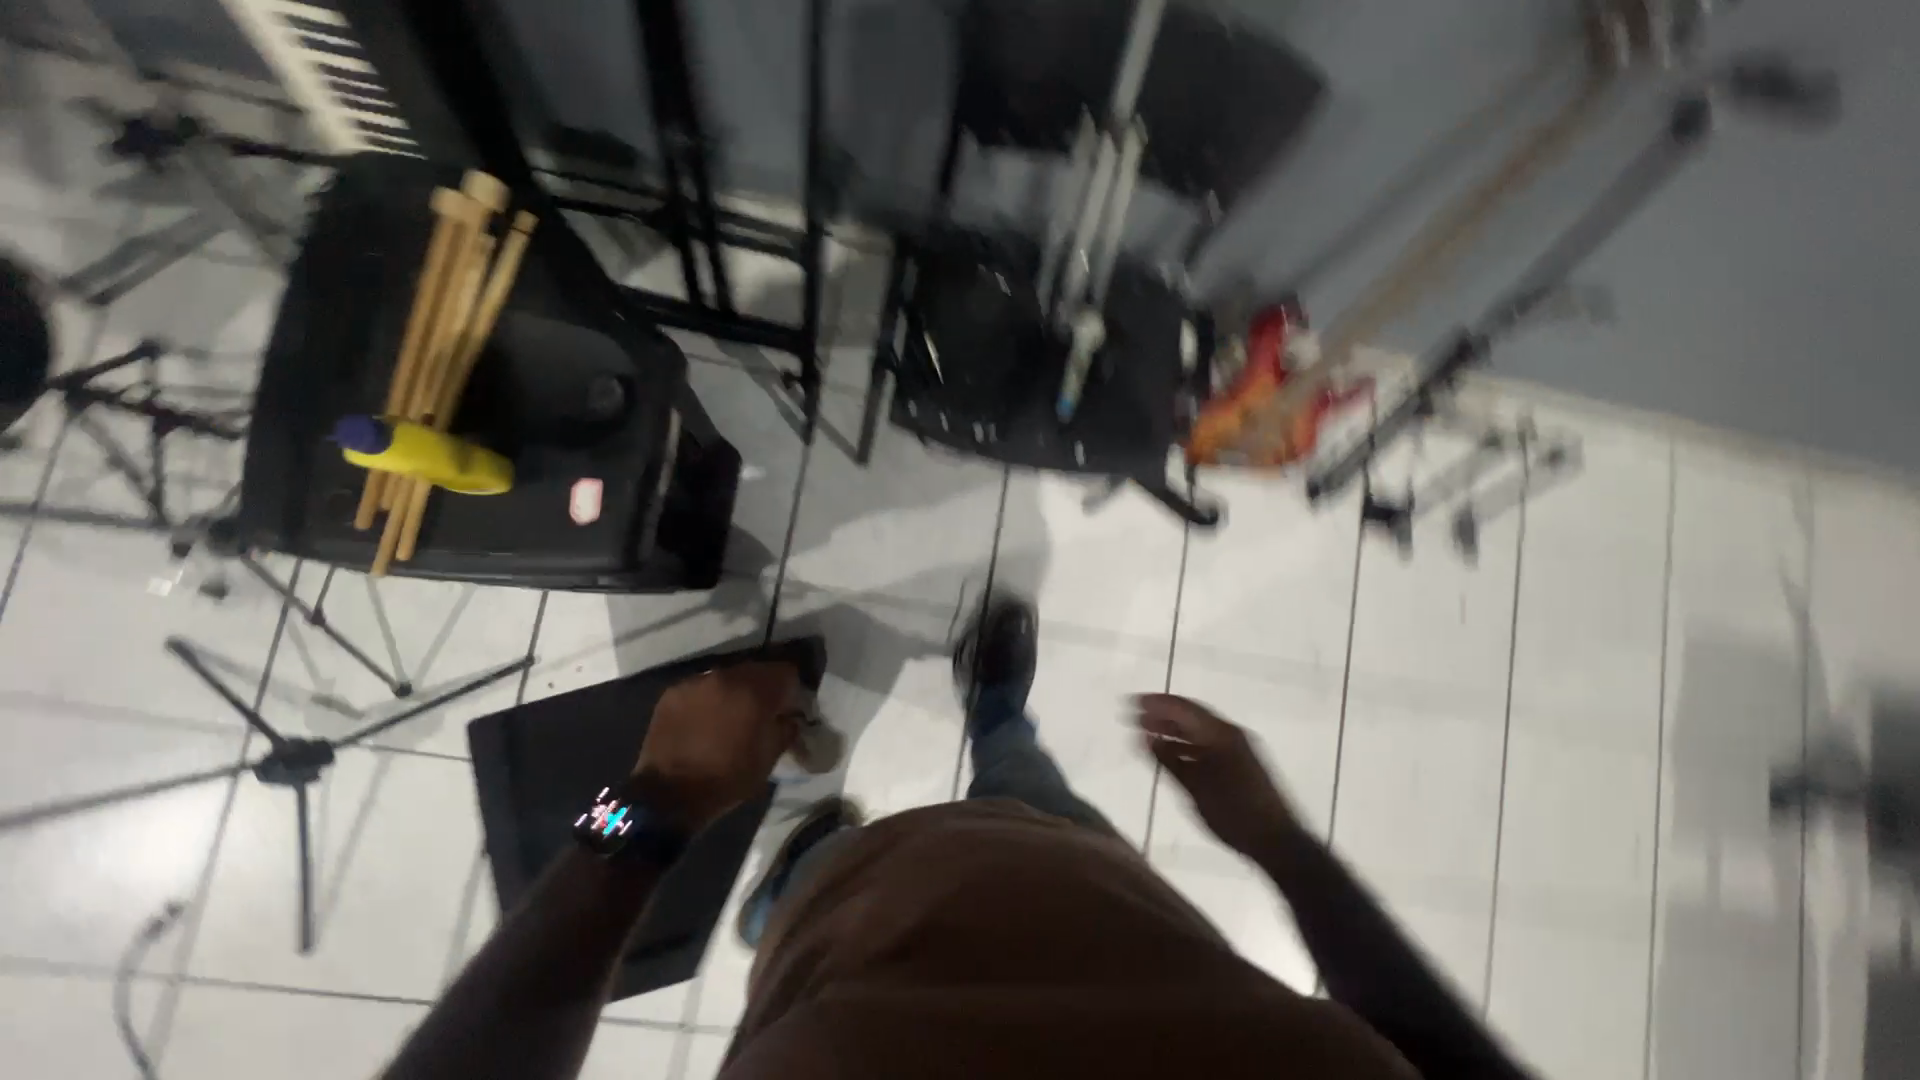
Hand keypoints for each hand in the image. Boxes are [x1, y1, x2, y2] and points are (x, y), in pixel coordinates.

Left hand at [636, 661, 803, 832]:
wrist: (669, 795)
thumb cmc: (727, 778)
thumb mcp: (770, 758)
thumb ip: (786, 728)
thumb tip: (788, 717)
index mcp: (755, 691)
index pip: (787, 671)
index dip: (791, 690)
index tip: (787, 709)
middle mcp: (726, 676)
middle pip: (756, 670)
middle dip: (762, 688)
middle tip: (758, 714)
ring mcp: (696, 681)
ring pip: (727, 677)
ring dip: (733, 692)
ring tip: (728, 718)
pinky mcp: (672, 692)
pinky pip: (701, 688)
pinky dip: (707, 699)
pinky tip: (702, 722)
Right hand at [1134, 693, 1303, 857]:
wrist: (1276, 842)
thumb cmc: (1234, 814)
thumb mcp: (1196, 788)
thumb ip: (1170, 760)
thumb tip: (1145, 738)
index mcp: (1223, 735)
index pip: (1185, 709)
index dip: (1158, 704)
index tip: (1133, 702)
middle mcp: (1231, 735)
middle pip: (1192, 717)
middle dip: (1163, 716)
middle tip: (1135, 716)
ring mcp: (1237, 750)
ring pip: (1199, 732)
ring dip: (1173, 731)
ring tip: (1146, 733)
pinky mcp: (1239, 765)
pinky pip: (1207, 746)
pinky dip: (1187, 746)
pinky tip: (1171, 754)